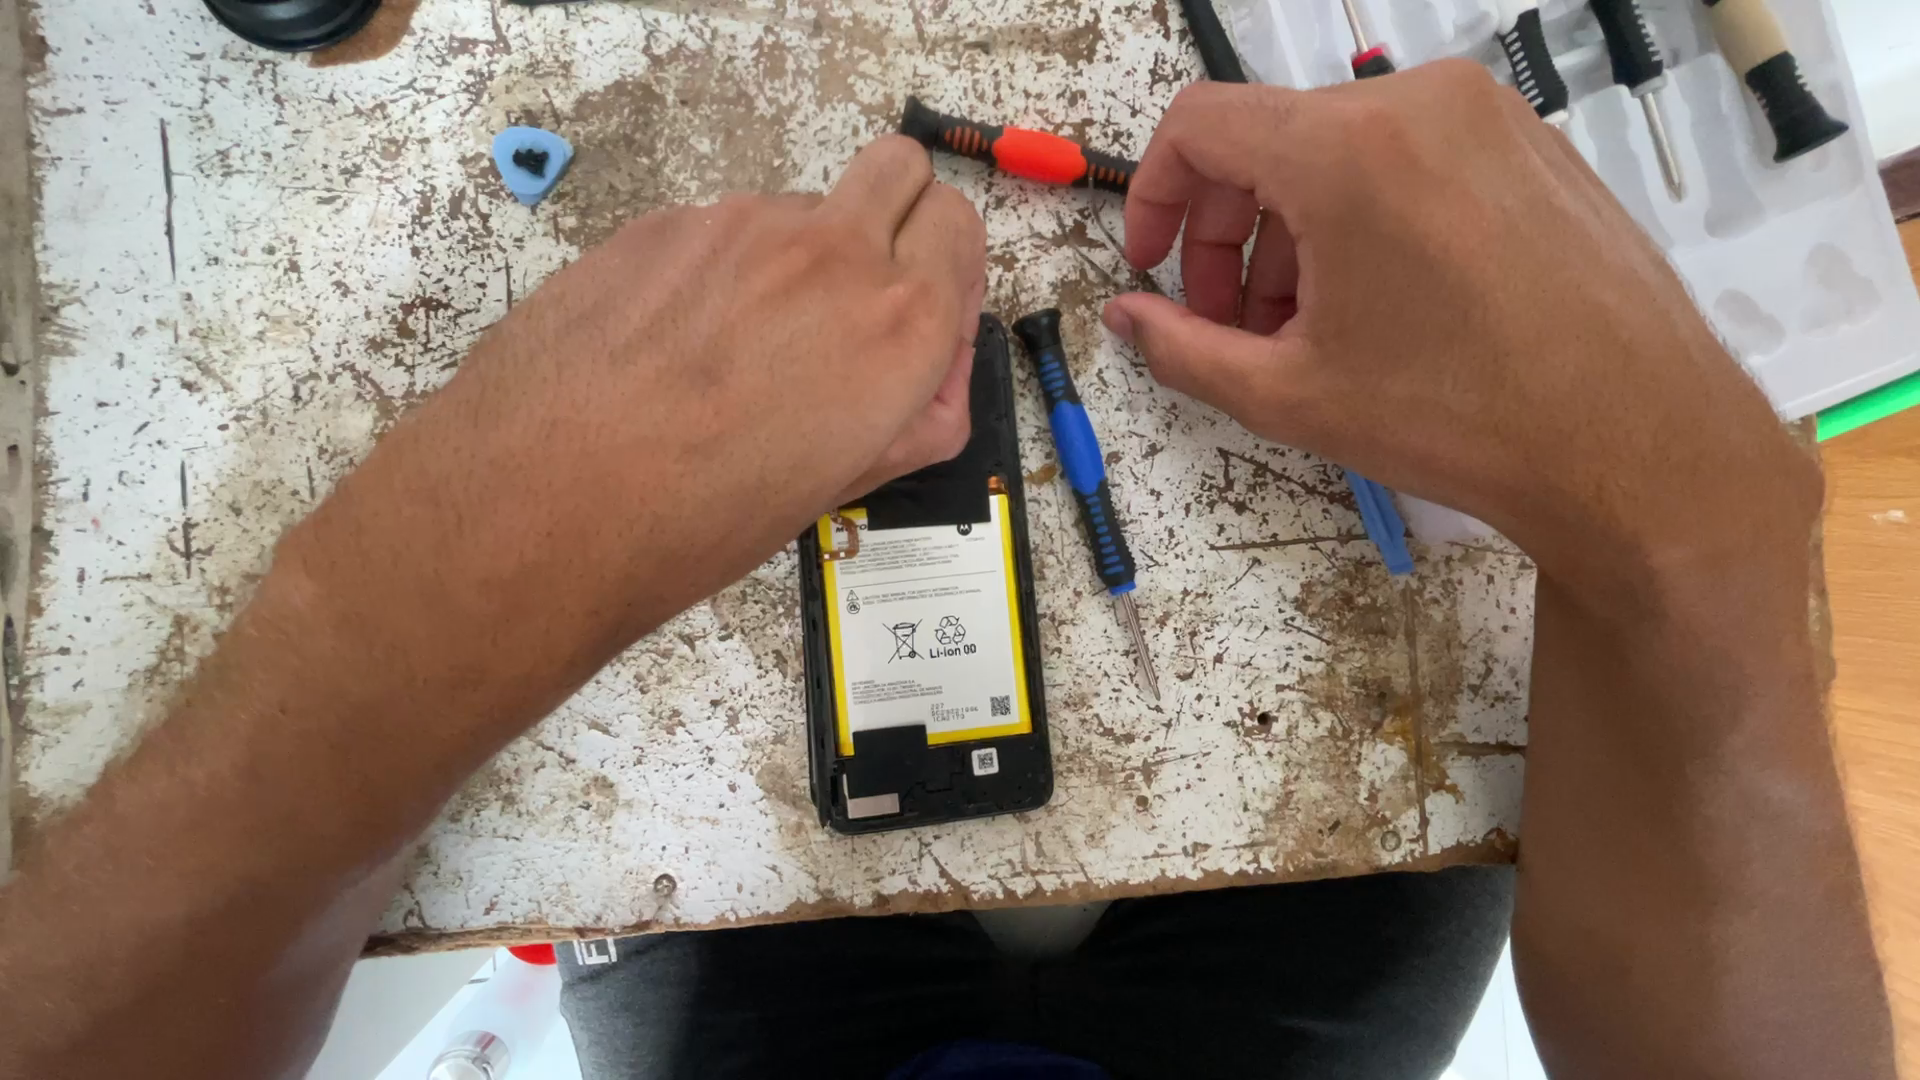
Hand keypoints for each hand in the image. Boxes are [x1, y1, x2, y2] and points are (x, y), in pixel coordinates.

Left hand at [270, 135, 985, 729]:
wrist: (550, 502)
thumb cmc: (712, 516)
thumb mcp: (849, 482)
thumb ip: (922, 412)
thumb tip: (934, 367)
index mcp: (900, 325)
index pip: (961, 232)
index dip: (947, 274)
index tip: (918, 320)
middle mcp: (834, 253)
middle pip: (902, 170)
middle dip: (900, 220)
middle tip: (860, 301)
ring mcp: (743, 224)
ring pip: (806, 205)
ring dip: (804, 257)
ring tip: (745, 351)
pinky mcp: (666, 222)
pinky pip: (728, 226)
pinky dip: (729, 268)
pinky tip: (684, 344)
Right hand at [1103, 64, 1817, 609]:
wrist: (1632, 442)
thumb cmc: (1442, 416)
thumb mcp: (1281, 394)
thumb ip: (1178, 347)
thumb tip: (1120, 316)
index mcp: (1346, 150)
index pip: (1200, 124)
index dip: (1152, 195)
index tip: (1151, 268)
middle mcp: (1416, 102)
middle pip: (1263, 143)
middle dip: (1220, 236)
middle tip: (1226, 326)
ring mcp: (1484, 115)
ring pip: (1330, 156)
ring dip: (1282, 241)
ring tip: (1297, 333)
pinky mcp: (1526, 145)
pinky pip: (1398, 163)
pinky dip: (1349, 226)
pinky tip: (1368, 310)